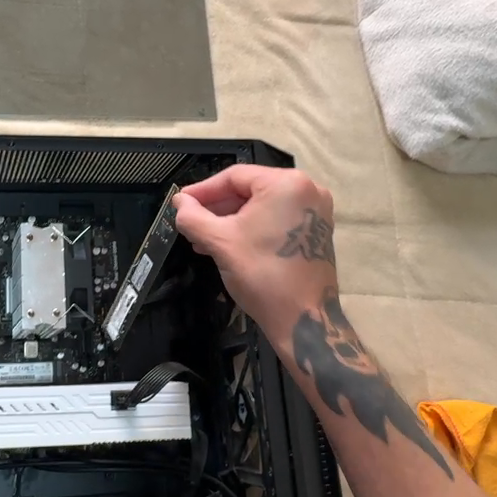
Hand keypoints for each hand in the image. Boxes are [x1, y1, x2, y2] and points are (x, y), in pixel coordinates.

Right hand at [174, 165, 337, 341]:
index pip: (234, 177)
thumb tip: (179, 203)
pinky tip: (228, 245)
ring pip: (261, 207)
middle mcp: (307, 190)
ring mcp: (315, 212)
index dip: (203, 190)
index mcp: (287, 184)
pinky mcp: (316, 231)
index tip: (180, 203)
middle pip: (249, 190)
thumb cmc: (262, 274)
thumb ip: (193, 217)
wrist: (302, 319)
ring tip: (203, 239)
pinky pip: (276, 220)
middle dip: (217, 208)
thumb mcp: (220, 241)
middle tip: (191, 223)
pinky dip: (252, 229)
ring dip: (231, 221)